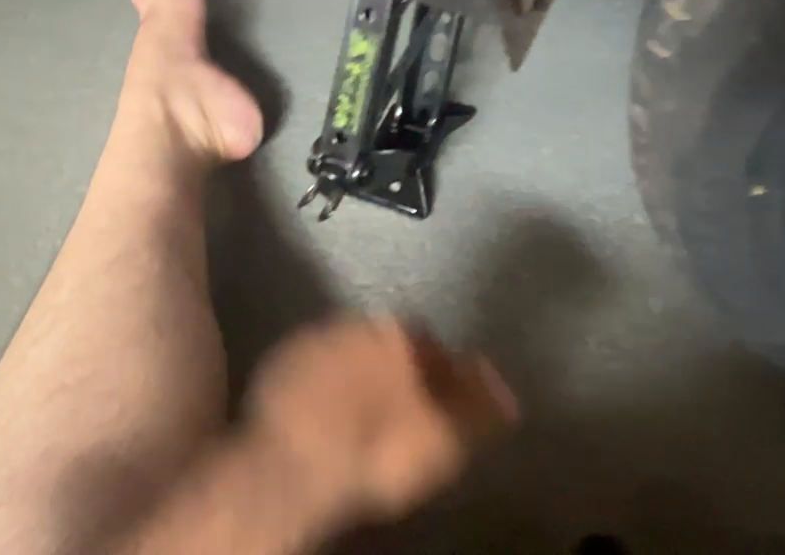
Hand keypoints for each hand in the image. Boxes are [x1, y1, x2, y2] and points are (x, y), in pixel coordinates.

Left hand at [241, 316, 517, 527]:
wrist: (296, 463)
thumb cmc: (378, 448)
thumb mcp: (445, 436)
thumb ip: (481, 406)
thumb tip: (505, 389)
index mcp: (401, 332)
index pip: (429, 340)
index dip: (434, 371)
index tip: (434, 398)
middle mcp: (359, 321)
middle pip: (385, 341)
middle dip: (391, 366)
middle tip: (394, 406)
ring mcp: (315, 338)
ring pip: (346, 350)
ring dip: (354, 372)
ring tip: (357, 412)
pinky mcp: (279, 361)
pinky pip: (309, 367)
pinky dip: (319, 383)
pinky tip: (321, 412)